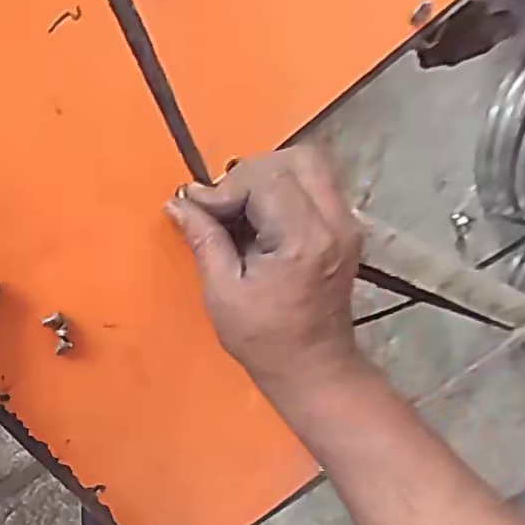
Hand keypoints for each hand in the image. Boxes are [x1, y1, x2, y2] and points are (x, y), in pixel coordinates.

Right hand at [164, 147, 367, 392]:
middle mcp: (335, 222)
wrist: (311, 364)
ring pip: (309, 165)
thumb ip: (204, 240)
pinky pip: (314, 185)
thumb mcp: (222, 292)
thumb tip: (179, 205)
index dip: (222, 188)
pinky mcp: (344, 228)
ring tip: (236, 211)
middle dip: (247, 174)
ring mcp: (346, 223)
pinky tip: (256, 219)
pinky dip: (281, 190)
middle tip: (218, 206)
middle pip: (295, 159)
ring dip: (265, 178)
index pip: (265, 179)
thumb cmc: (262, 337)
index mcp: (304, 240)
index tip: (193, 209)